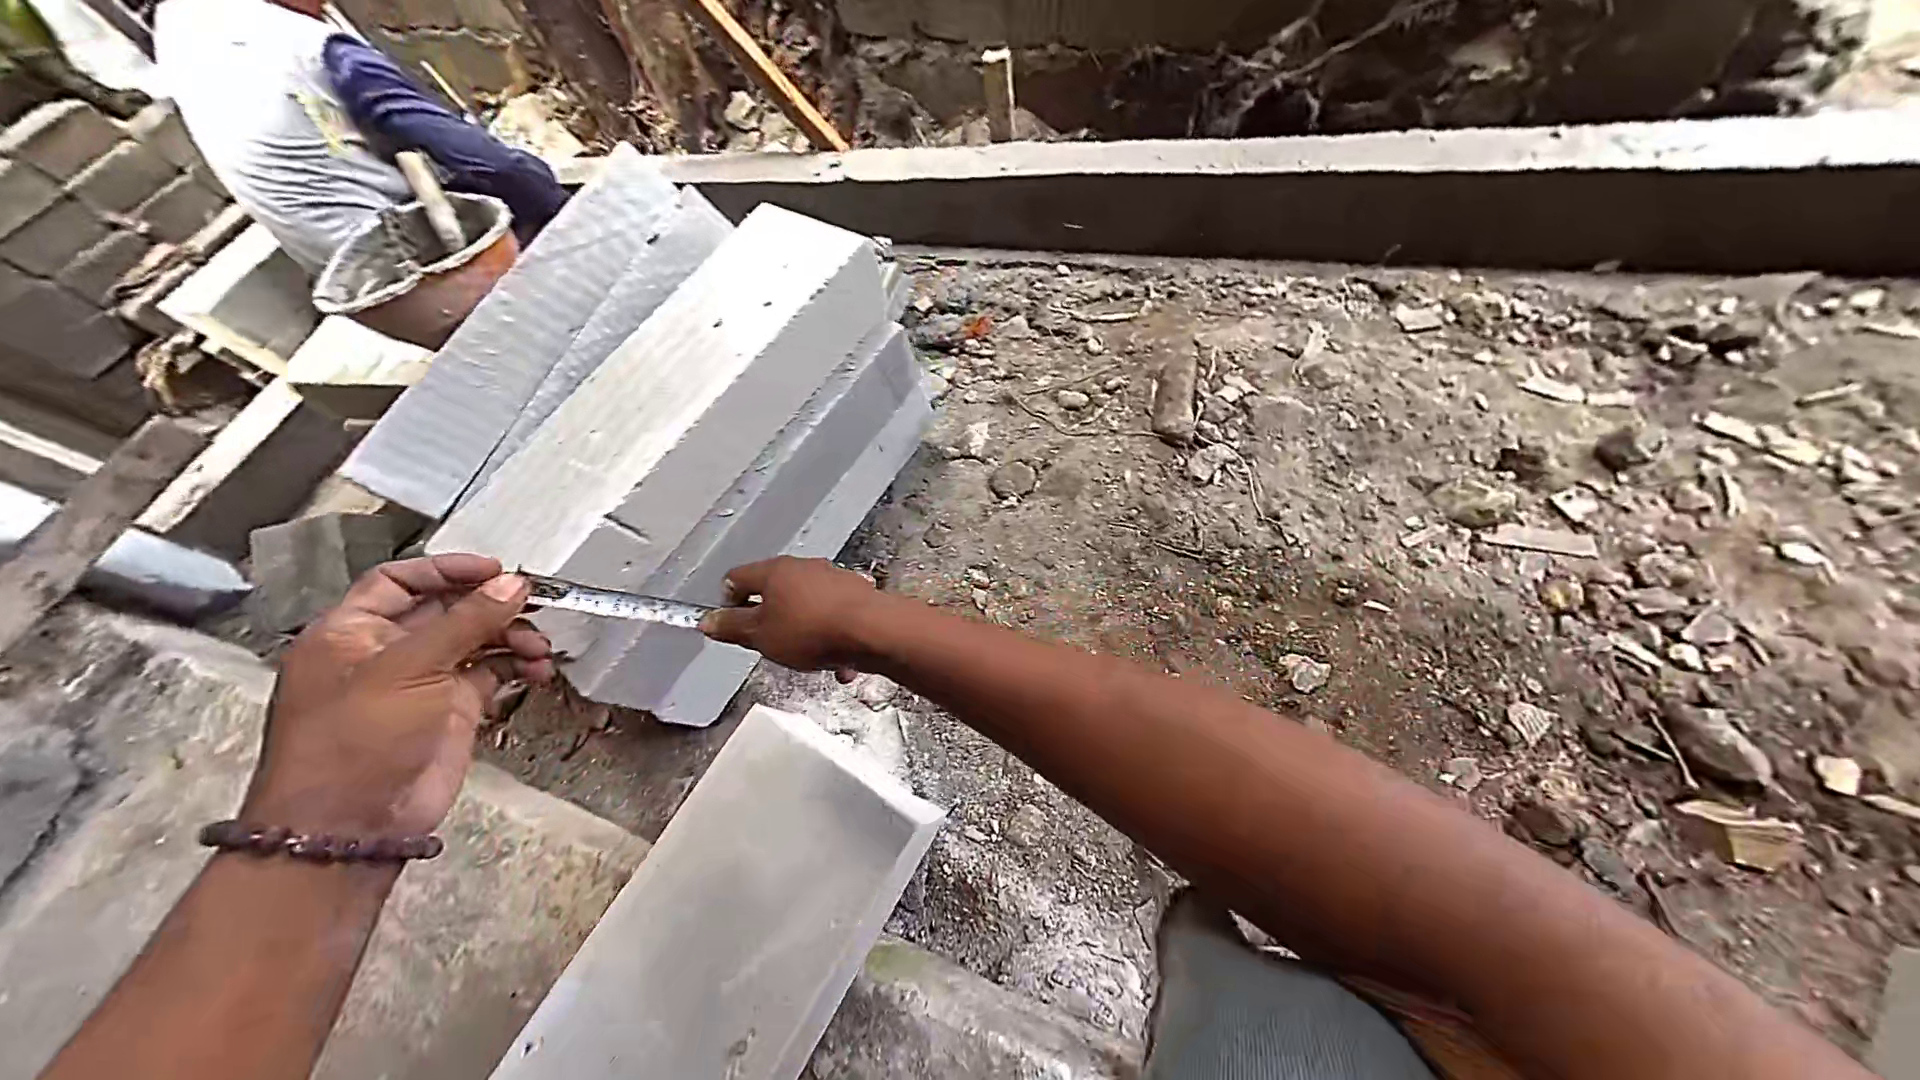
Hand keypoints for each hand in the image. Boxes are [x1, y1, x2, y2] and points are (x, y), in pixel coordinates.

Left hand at [241, 555, 553, 837]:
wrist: (356, 823)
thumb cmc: (352, 743)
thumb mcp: (408, 669)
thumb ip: (466, 621)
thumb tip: (512, 584)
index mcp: (353, 633)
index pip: (400, 581)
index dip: (447, 570)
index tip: (495, 569)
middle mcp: (389, 651)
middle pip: (450, 608)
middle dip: (493, 605)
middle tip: (533, 603)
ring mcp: (424, 679)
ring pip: (479, 638)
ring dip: (514, 636)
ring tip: (539, 647)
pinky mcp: (454, 706)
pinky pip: (495, 671)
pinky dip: (520, 666)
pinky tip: (537, 670)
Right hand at [699, 557, 885, 677]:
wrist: (874, 630)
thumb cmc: (811, 630)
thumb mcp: (761, 636)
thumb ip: (732, 628)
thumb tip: (707, 620)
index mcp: (775, 571)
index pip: (737, 577)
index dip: (727, 601)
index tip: (730, 625)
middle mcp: (805, 568)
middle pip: (775, 592)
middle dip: (772, 622)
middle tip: (772, 646)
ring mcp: (835, 579)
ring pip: (808, 609)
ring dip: (806, 634)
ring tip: (813, 660)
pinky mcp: (859, 596)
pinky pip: (836, 619)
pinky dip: (834, 639)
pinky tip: (841, 664)